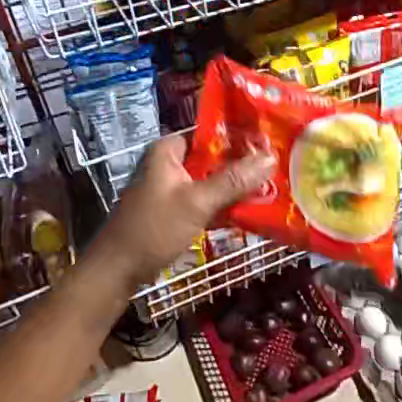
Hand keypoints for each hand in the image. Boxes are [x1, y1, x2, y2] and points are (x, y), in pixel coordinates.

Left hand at [91, 136, 272, 284]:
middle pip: (212, 158)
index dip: (239, 136)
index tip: (272, 141)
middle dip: (243, 164)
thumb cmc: (153, 228)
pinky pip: (206, 200)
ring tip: (277, 187)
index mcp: (167, 150)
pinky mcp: (175, 209)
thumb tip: (270, 158)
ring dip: (237, 186)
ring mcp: (172, 187)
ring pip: (211, 181)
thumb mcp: (196, 202)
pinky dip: (225, 204)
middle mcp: (169, 163)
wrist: (119, 268)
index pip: (209, 133)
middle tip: (282, 167)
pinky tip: (255, 210)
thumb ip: (232, 181)